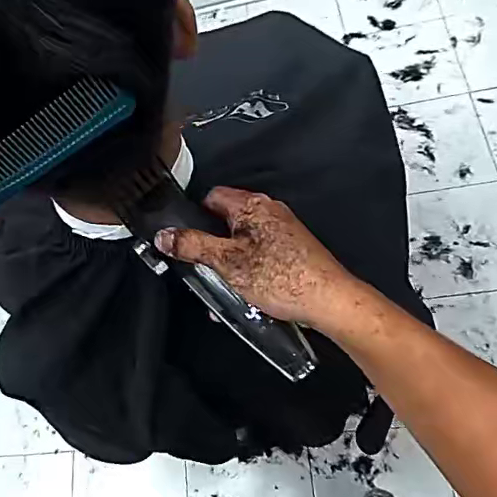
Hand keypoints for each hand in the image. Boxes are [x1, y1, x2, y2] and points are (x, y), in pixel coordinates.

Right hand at [152, 186, 362, 328]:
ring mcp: (284, 232)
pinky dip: (250, 273)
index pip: (212, 197)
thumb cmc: (286, 277)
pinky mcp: (293, 251)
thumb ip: (193, 246)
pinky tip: (249, 295)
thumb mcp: (227, 263)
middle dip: (213, 248)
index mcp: (253, 206)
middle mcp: (271, 212)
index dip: (194, 216)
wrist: (328, 299)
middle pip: (227, 222)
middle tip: (205, 269)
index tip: (185, 238)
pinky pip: (261, 257)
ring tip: (229, 288)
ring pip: (243, 244)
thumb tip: (167, 236)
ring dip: (231, 266)